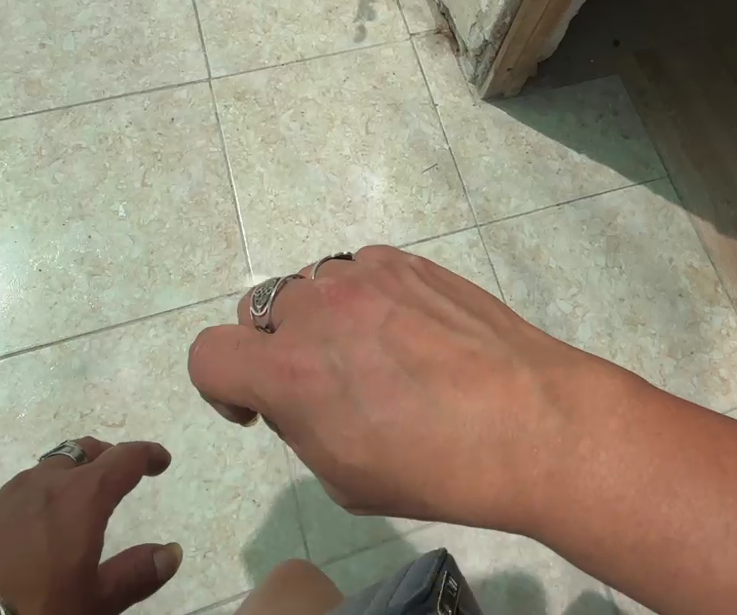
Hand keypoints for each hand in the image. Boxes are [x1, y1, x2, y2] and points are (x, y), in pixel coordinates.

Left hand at [0, 438, 181, 614]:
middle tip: (117, 472)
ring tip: (74, 501)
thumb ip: (134, 575)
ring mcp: (5, 498)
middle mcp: (46, 483)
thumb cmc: (32, 610)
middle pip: (82, 451)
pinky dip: (36, 500)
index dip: (148, 455)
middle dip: (104, 456)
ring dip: (68, 476)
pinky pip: (16, 495)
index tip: (161, 461)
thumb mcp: (93, 603)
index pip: (125, 458)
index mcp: (82, 495)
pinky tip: (31, 530)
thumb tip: (171, 552)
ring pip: (47, 470)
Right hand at [185, 246, 620, 533]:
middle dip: (280, 346)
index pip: (208, 354)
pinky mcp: (405, 259)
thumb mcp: (344, 476)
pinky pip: (361, 268)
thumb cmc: (434, 468)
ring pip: (312, 285)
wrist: (528, 419)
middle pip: (262, 311)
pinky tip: (410, 325)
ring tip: (377, 349)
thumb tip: (300, 390)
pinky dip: (368, 293)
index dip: (224, 384)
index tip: (260, 405)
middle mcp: (316, 311)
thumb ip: (299, 421)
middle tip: (328, 379)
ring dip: (325, 316)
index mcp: (290, 374)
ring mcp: (363, 276)